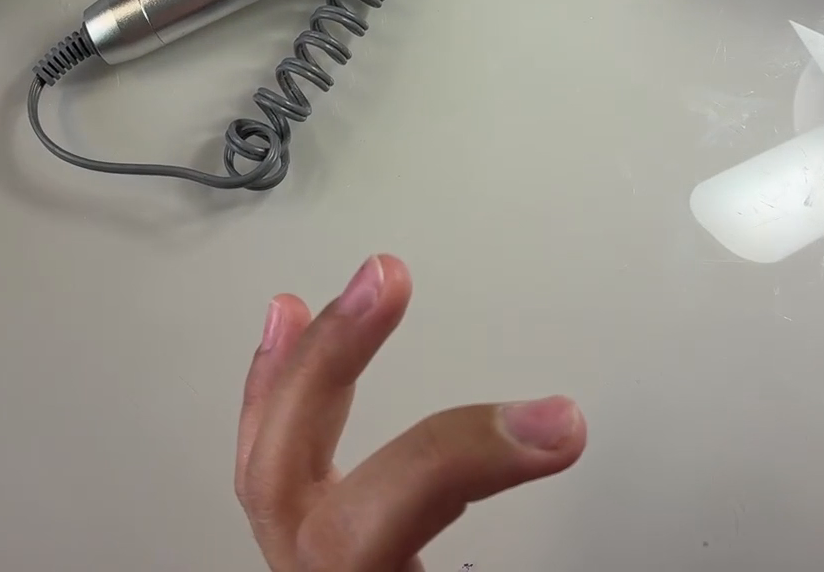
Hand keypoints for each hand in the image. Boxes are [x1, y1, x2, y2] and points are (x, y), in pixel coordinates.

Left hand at [236, 255, 587, 571]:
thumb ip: (488, 565)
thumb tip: (560, 475)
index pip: (383, 523)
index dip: (464, 457)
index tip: (556, 418)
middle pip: (287, 478)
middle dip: (334, 363)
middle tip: (388, 279)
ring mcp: (293, 571)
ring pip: (263, 463)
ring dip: (302, 359)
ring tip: (341, 286)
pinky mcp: (301, 549)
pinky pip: (265, 462)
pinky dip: (273, 388)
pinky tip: (285, 329)